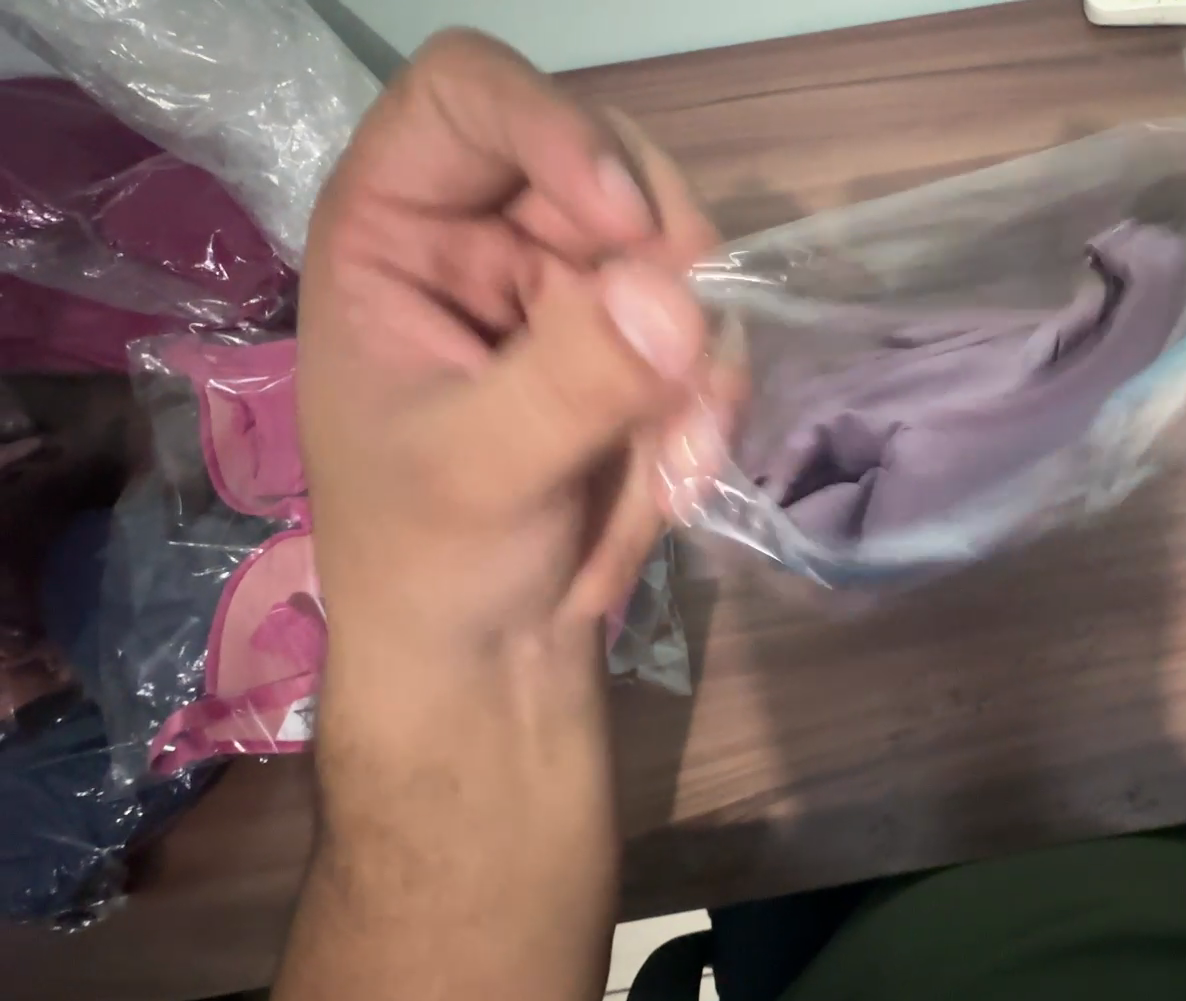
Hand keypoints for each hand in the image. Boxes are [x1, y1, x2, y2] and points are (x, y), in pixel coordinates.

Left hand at [301, 31, 724, 676]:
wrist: (500, 643)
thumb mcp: (477, 473)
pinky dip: (712, 410)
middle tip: (690, 362)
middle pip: (614, 176)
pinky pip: (710, 346)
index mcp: (403, 235)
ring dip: (698, 369)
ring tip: (676, 467)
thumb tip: (678, 302)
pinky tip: (679, 478)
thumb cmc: (434, 559)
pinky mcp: (647, 363)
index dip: (558, 132)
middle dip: (667, 269)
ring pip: (685, 273)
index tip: (633, 225)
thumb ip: (567, 385)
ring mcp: (585, 306)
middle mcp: (500, 247)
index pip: (475, 101)